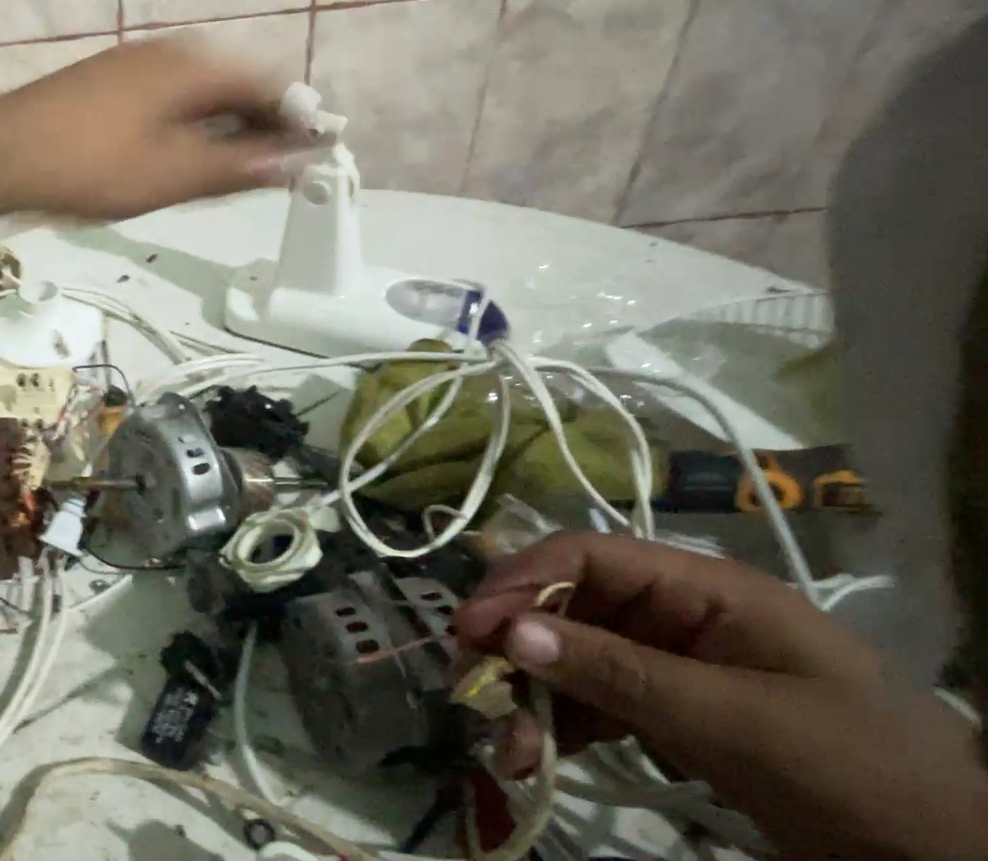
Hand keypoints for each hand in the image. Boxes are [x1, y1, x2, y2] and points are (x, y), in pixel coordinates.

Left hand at [0, 36, 314, 219]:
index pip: (271, 82)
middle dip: (260, 123)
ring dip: (224, 124)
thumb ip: (239, 167)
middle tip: (269, 170)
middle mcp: (169, 50)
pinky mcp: (107, 80)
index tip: (310, 157)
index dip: (297, 120)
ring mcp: (133, 61)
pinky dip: (189, 121)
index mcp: (195, 64)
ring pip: (200, 89)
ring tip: (228, 170)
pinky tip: (180, 154)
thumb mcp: (171, 174)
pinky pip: (169, 94)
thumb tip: (298, 160)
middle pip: (236, 81)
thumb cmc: (89, 166)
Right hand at [454, 532, 987, 860]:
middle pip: (569, 607)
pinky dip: (555, 726)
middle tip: (471, 687)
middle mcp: (676, 614)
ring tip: (507, 748)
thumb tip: (509, 633)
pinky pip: (591, 705)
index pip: (588, 558)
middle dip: (516, 646)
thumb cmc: (859, 771)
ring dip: (529, 697)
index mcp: (704, 588)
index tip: (469, 626)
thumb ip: (620, 674)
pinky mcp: (668, 713)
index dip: (521, 582)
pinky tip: (530, 755)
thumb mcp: (738, 722)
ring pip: (571, 659)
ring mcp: (670, 665)